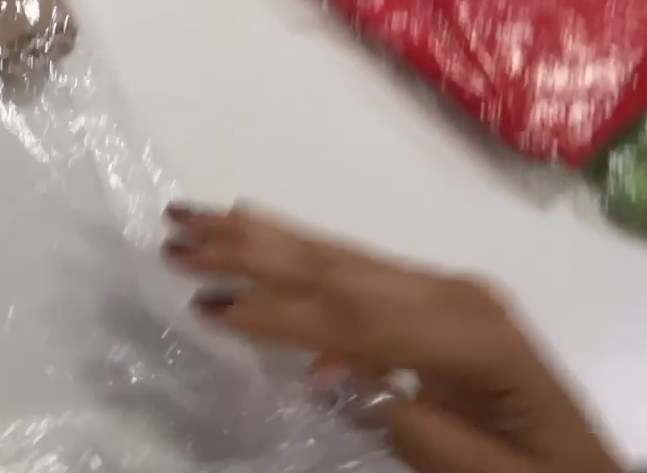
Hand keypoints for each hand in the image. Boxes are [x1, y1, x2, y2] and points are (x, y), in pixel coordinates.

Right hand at [164, 204, 621, 472]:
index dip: (273, 312)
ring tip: (189, 215)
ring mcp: (437, 285)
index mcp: (473, 335)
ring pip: (328, 252)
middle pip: (329, 267)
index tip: (204, 307)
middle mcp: (450, 293)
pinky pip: (344, 260)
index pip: (351, 318)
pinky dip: (287, 241)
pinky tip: (250, 217)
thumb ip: (419, 431)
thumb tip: (335, 379)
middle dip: (244, 251)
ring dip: (251, 234)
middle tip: (173, 237)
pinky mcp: (423, 290)